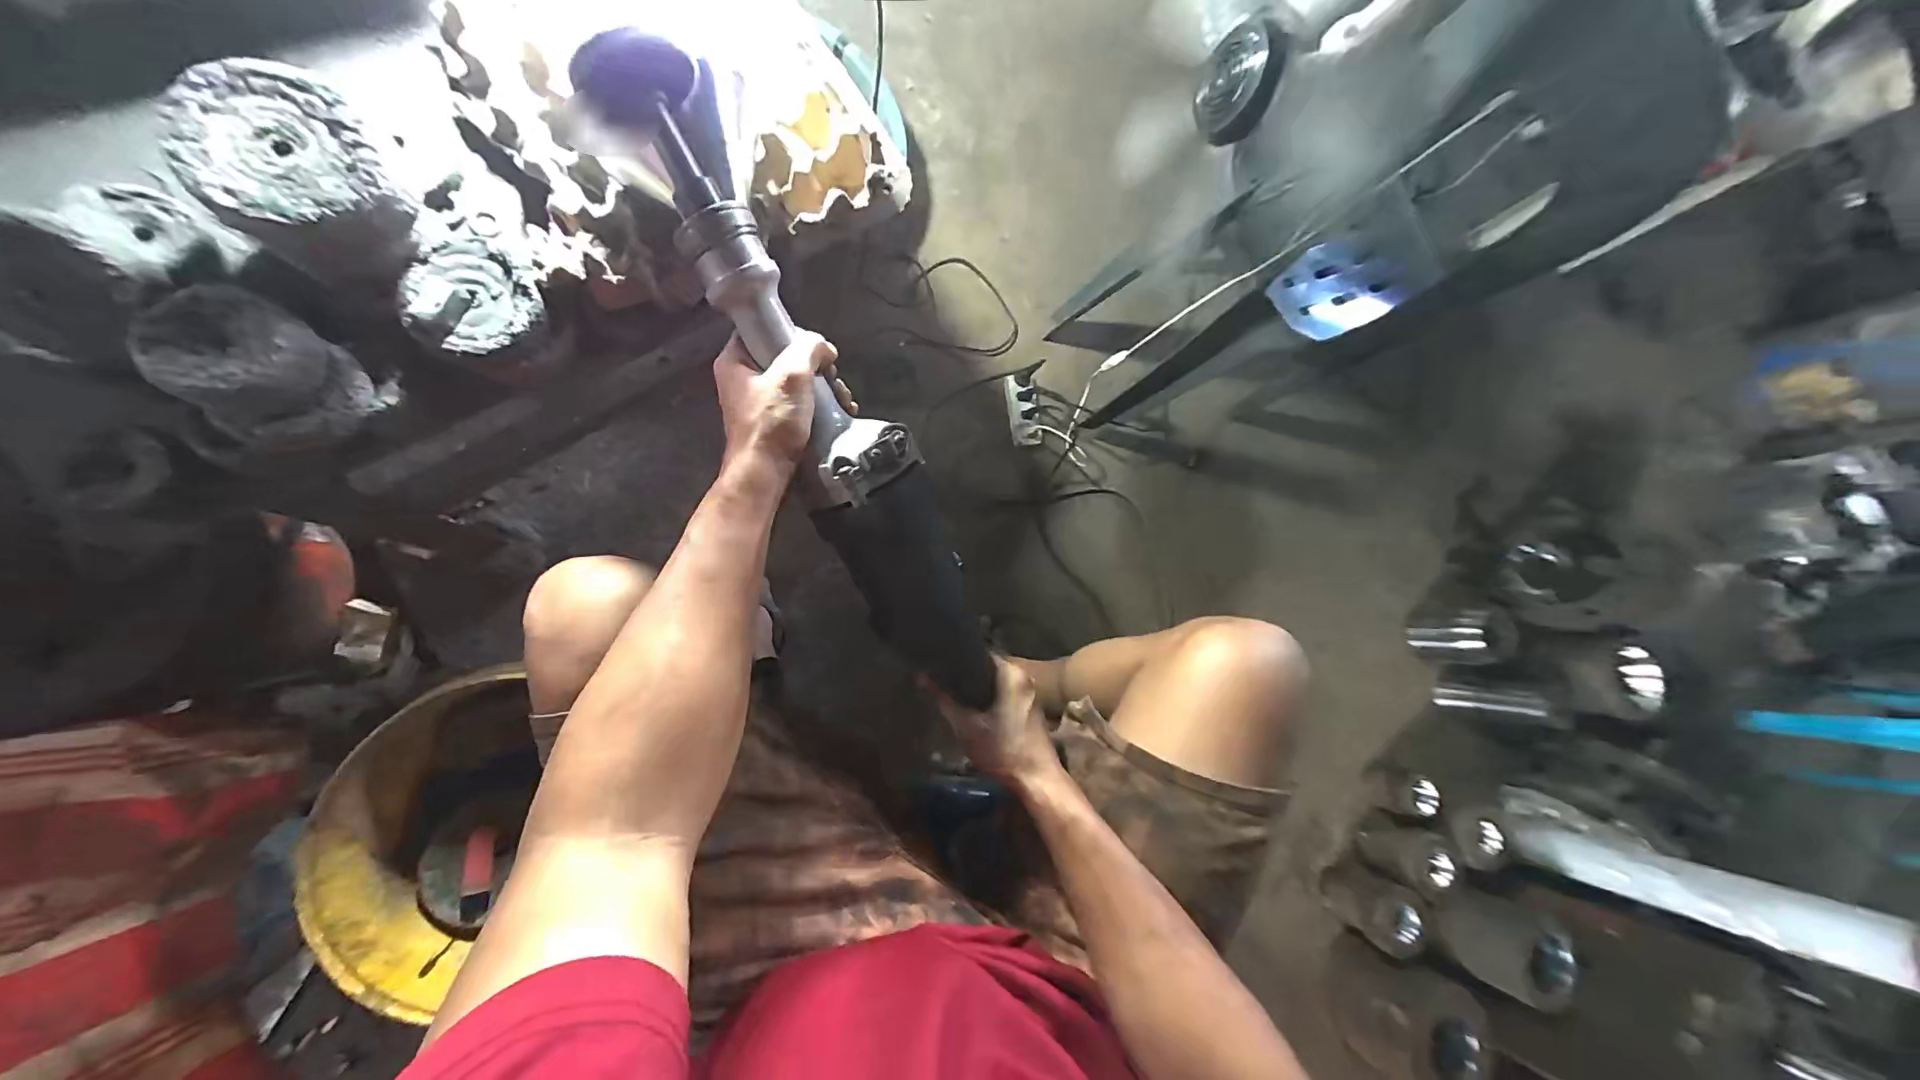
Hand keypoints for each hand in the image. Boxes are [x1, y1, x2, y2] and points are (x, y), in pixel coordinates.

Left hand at [712, 332, 854, 466]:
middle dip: (816, 368)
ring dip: (824, 389)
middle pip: (785, 358)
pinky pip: (800, 405)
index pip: (761, 330)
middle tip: (832, 379)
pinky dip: (820, 407)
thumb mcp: (792, 375)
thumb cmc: (772, 423)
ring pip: (797, 383)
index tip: (813, 347)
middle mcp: (743, 380)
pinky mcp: (774, 424)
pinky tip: (839, 412)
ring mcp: (759, 404)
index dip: (789, 333)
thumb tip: (823, 348)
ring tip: (842, 400)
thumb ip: (809, 349)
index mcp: (734, 361)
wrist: (765, 475)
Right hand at [923, 656, 1064, 790]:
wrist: (1036, 781)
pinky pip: (1003, 693)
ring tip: (949, 691)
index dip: (956, 657)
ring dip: (975, 687)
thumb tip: (920, 677)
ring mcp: (1029, 692)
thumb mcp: (966, 726)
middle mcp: (1024, 676)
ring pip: (994, 682)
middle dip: (964, 674)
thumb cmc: (1002, 750)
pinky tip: (970, 707)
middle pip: (986, 667)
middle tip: (938, 678)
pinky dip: (987, 697)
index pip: (978, 652)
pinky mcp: (1029, 707)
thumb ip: (943, 699)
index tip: (936, 662)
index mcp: (1011, 673)